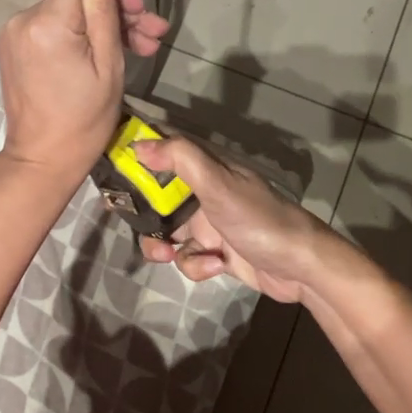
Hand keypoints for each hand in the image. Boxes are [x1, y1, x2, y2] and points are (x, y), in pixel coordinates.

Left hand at [0, 0, 168, 185]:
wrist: (43, 160)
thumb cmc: (84, 120)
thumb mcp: (108, 64)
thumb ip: (103, 8)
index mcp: (46, 23)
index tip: (140, 9)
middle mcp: (22, 19)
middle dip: (117, 10)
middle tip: (153, 36)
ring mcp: (13, 33)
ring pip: (67, 12)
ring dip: (103, 25)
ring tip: (143, 48)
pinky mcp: (13, 46)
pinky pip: (52, 28)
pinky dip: (80, 36)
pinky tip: (109, 53)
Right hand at [135, 137, 341, 303]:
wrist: (303, 269)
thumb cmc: (260, 219)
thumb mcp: (219, 184)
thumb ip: (180, 160)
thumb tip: (138, 143)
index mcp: (205, 168)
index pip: (163, 151)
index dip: (135, 155)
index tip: (108, 168)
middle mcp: (203, 191)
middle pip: (156, 195)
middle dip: (140, 211)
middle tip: (124, 219)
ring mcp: (208, 224)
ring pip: (165, 231)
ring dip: (161, 244)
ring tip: (166, 253)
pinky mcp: (214, 253)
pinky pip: (186, 257)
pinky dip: (194, 264)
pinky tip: (213, 267)